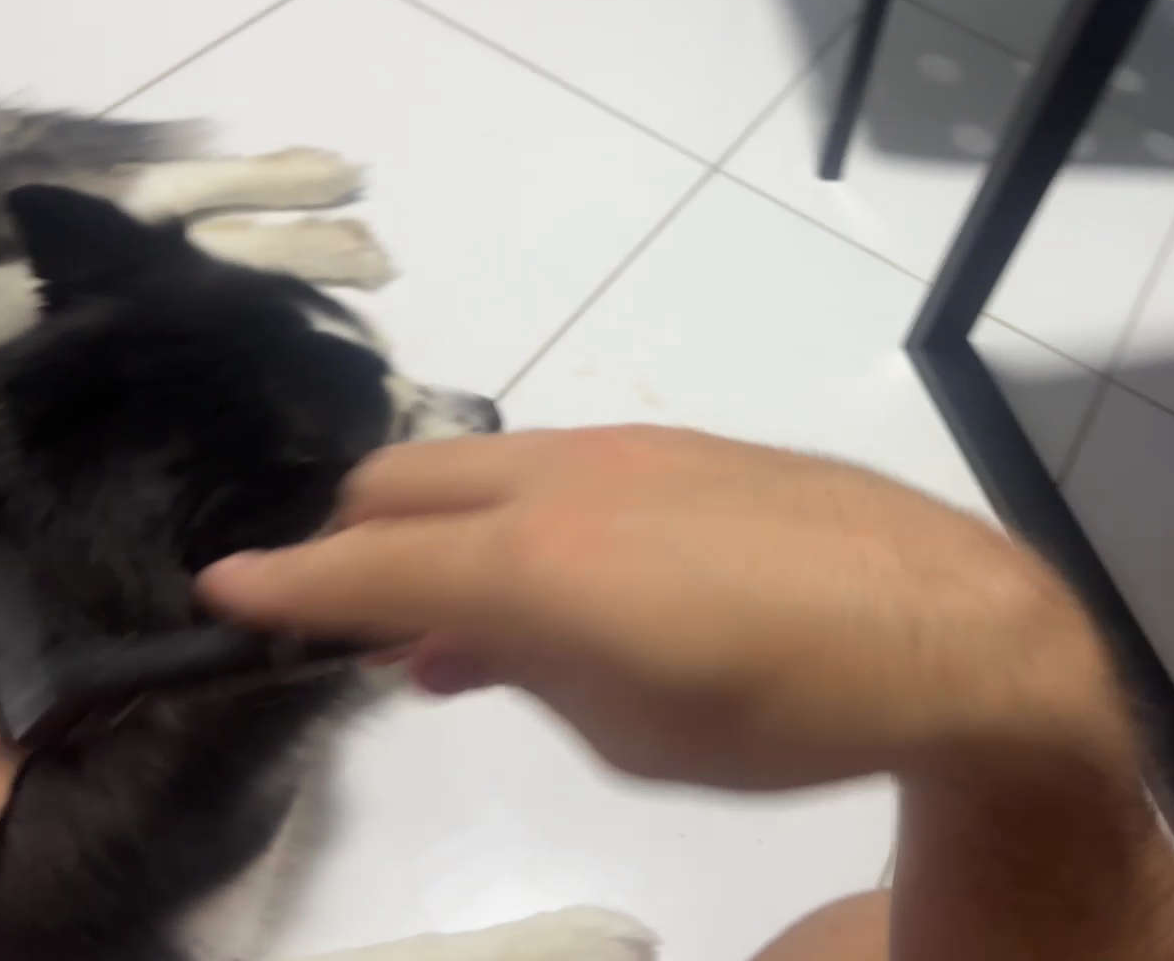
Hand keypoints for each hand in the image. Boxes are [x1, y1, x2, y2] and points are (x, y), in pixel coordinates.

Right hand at [199, 426, 1121, 789]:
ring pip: (494, 463)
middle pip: (409, 478)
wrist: (942, 621)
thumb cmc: (787, 707)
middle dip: (364, 540)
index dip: (285, 585)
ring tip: (476, 605)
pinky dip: (534, 510)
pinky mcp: (693, 442)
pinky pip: (572, 464)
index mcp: (541, 557)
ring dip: (455, 524)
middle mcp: (576, 475)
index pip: (367, 560)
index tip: (230, 595)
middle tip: (375, 616)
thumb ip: (528, 670)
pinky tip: (571, 566)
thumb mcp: (635, 731)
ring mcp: (639, 446)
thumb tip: (453, 640)